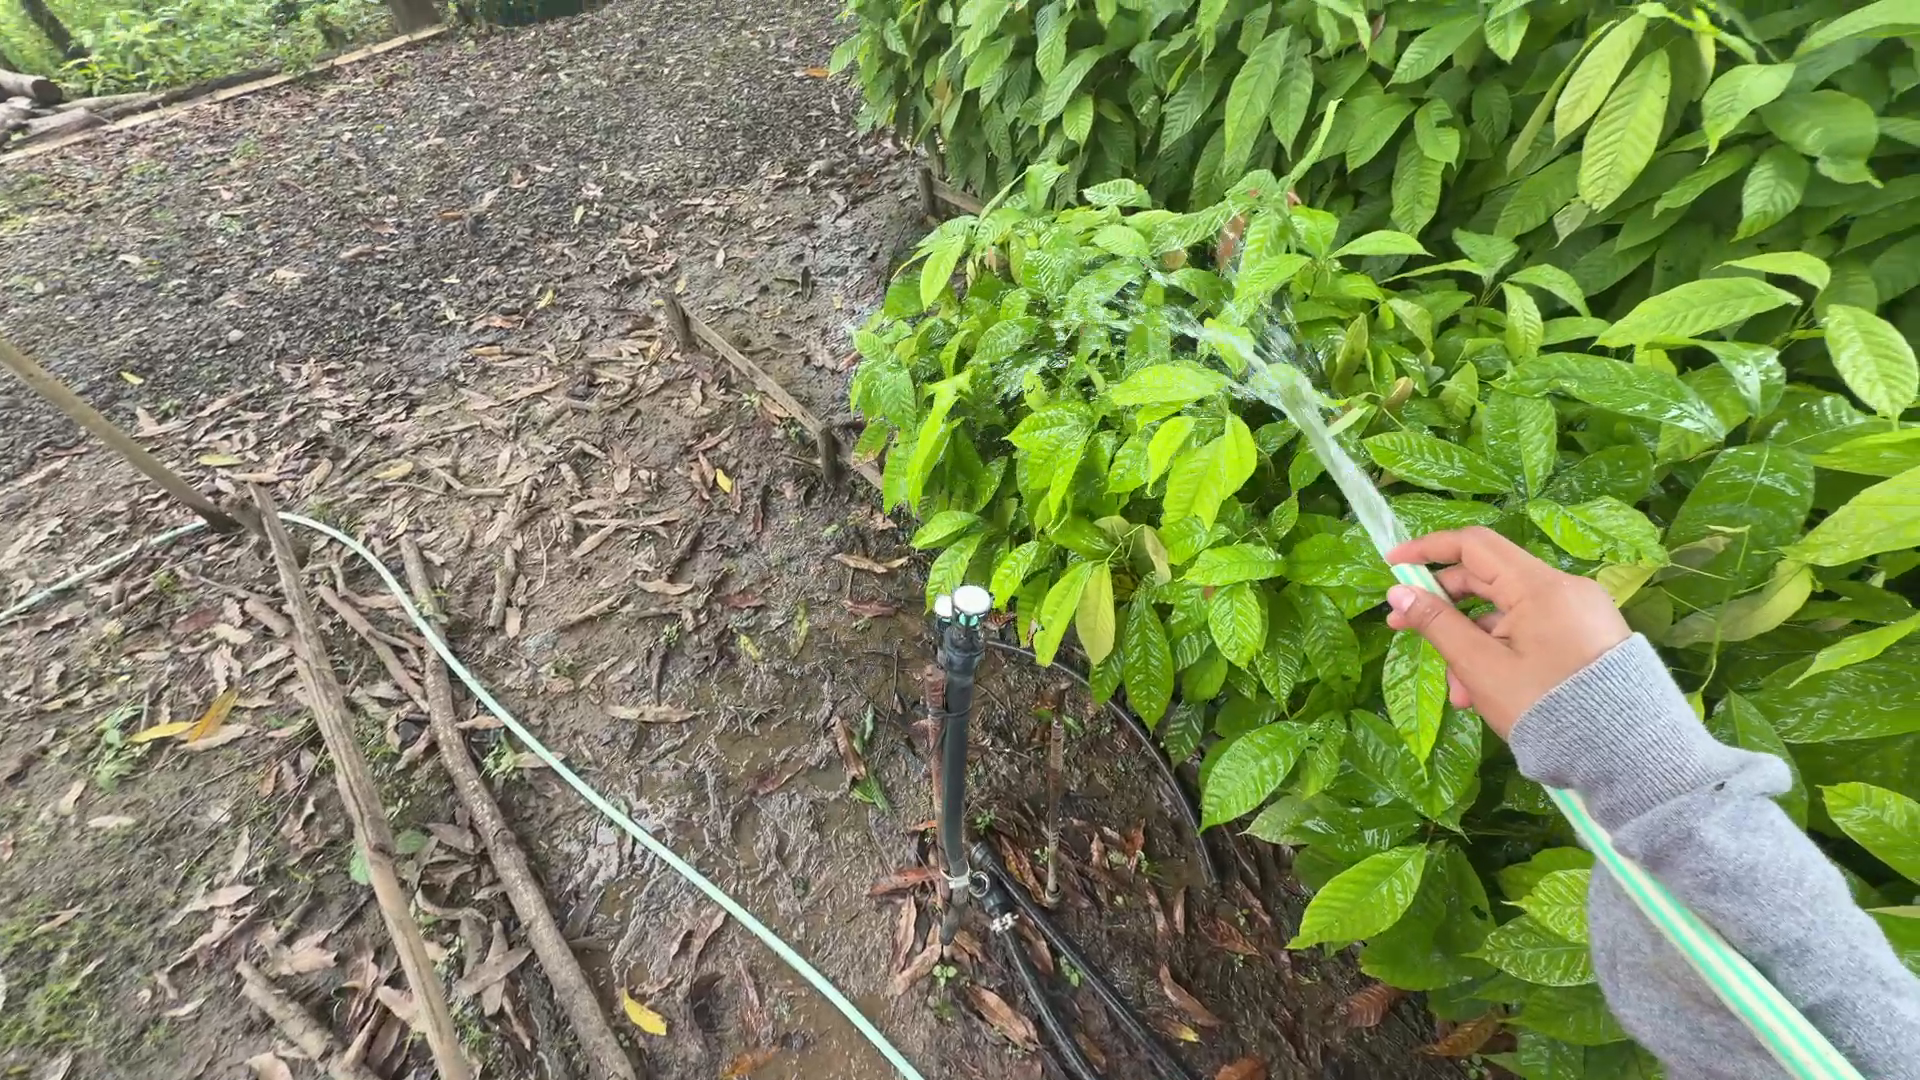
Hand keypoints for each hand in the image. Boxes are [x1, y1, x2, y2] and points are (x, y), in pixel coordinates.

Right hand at [1384, 527, 1630, 738]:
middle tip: (1402, 629)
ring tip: (1456, 690)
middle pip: (1485, 580)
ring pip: (1502, 613)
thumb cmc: (1544, 705)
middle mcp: (1563, 590)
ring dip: (1467, 641)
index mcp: (1540, 588)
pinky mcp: (1584, 637)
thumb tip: (1399, 593)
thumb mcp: (1479, 665)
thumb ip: (1436, 622)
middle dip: (1442, 607)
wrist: (1630, 759)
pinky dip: (1496, 652)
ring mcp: (1577, 614)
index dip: (1427, 549)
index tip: (1392, 565)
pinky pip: (1526, 631)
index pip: (1473, 545)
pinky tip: (1482, 692)